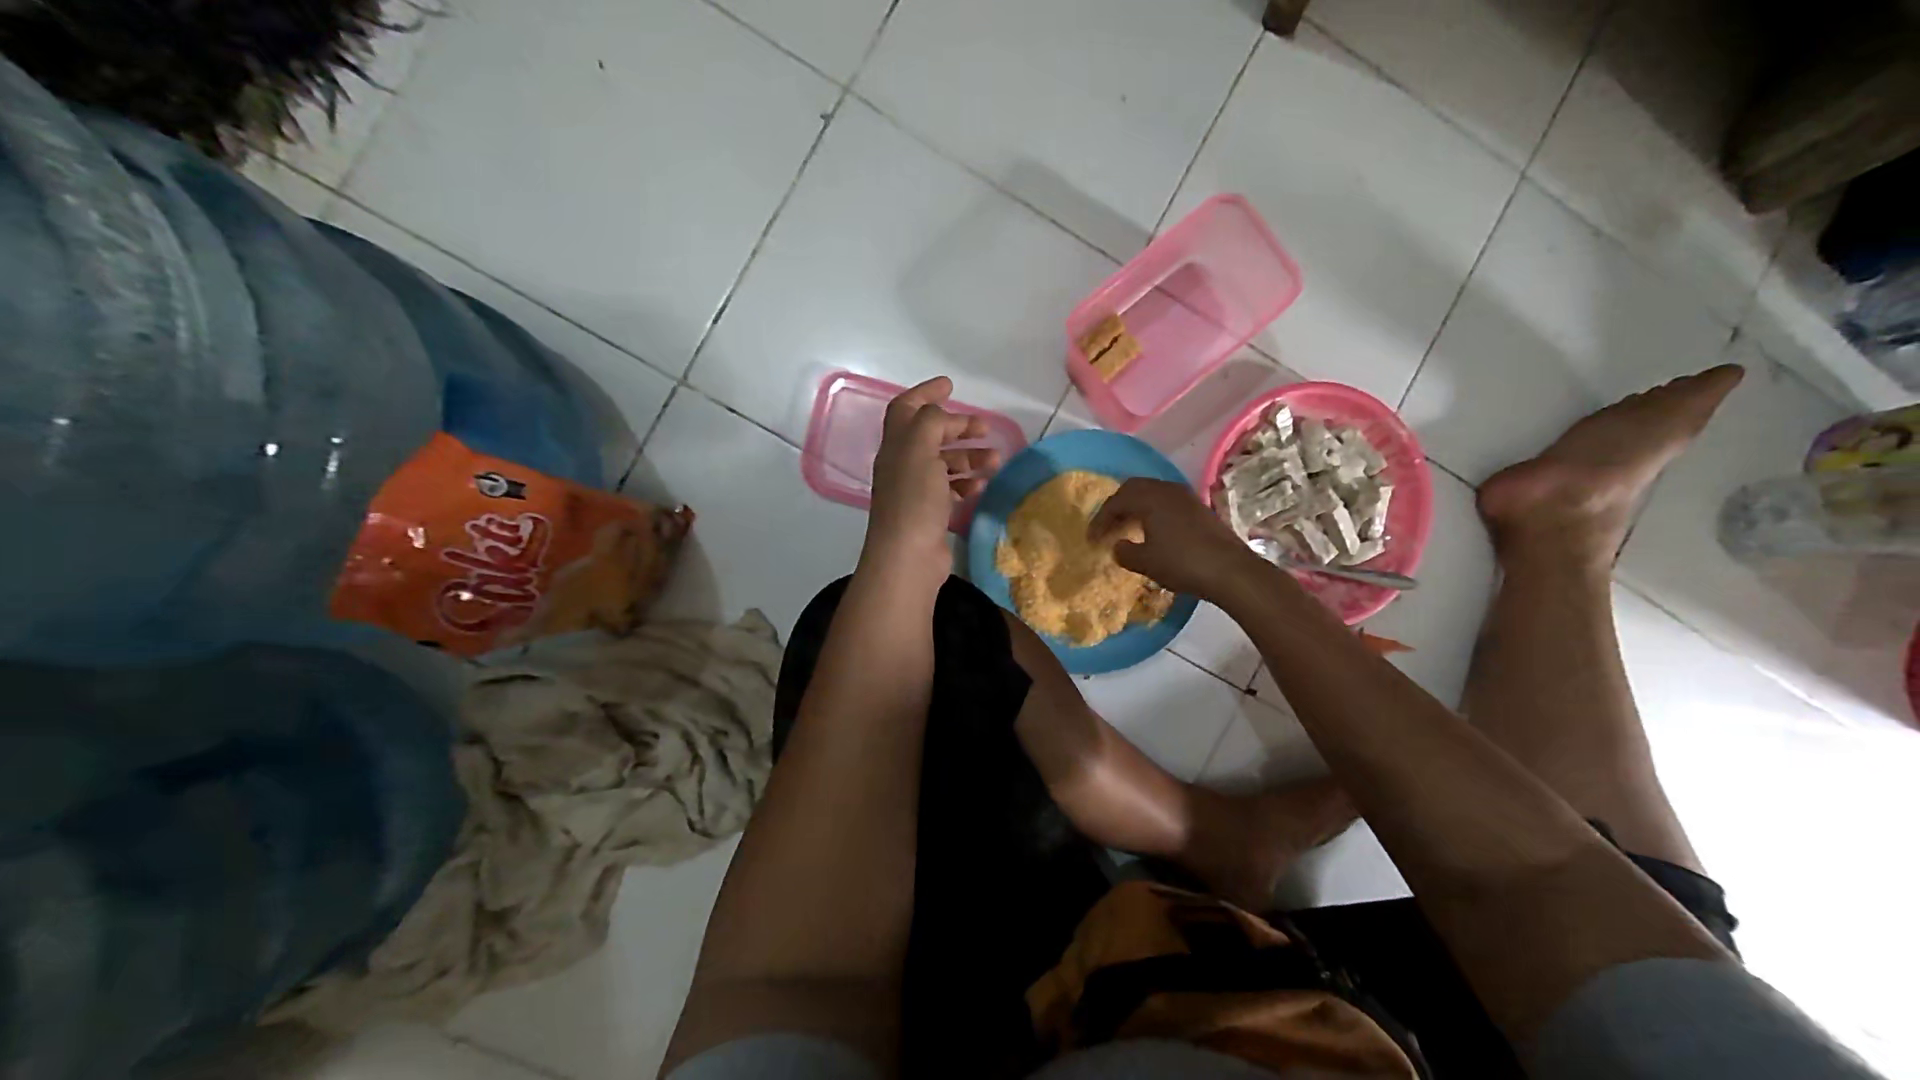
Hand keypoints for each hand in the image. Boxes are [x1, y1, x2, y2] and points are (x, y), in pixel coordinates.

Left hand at [860, 376, 997, 592]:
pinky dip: (966, 482)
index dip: (925, 393)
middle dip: (957, 427)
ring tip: (994, 460)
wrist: (908, 556)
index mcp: (896, 445)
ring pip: (944, 462)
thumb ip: (930, 422)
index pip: (906, 408)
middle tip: (984, 428)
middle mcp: (902, 464)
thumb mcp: (920, 448)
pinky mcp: (929, 513)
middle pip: (930, 434)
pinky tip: (981, 485)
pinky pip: (950, 488)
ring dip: (969, 456)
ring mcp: (915, 490)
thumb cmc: (913, 498)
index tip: (951, 385)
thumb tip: (940, 415)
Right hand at [1087, 478, 1264, 600]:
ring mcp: (1186, 497)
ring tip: (1127, 529)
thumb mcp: (1145, 562)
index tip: (1091, 539)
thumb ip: (1125, 552)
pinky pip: (1166, 502)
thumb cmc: (1182, 563)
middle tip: (1107, 527)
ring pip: (1152, 494)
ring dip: (1136, 508)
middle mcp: (1167, 490)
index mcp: (1149, 498)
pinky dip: (1153, 513)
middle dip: (1117, 507)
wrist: (1230, 570)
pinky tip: (1152, 532)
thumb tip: (1118, 546)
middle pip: (1134, 489)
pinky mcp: (1199, 509)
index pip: (1116, 502)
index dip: (1100, 520)